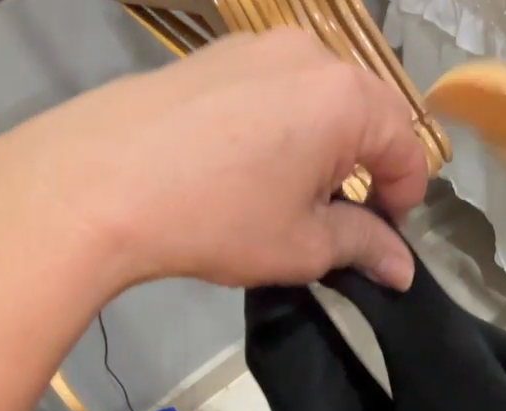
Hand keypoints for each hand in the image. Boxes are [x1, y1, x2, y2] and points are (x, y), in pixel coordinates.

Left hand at [0, 30, 428, 297]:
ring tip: (298, 196)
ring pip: (323, 99)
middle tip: (347, 219)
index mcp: (346, 98)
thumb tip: (403, 268)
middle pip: (369, 115)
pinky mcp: (216, 55)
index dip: (405, 201)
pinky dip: (290, 128)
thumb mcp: (307, 246)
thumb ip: (366, 246)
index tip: (384, 239)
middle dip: (371, 169)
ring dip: (330, 147)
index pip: (407, 149)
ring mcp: (258, 46)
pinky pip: (279, 90)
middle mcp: (310, 55)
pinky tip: (257, 169)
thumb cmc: (220, 219)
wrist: (97, 185)